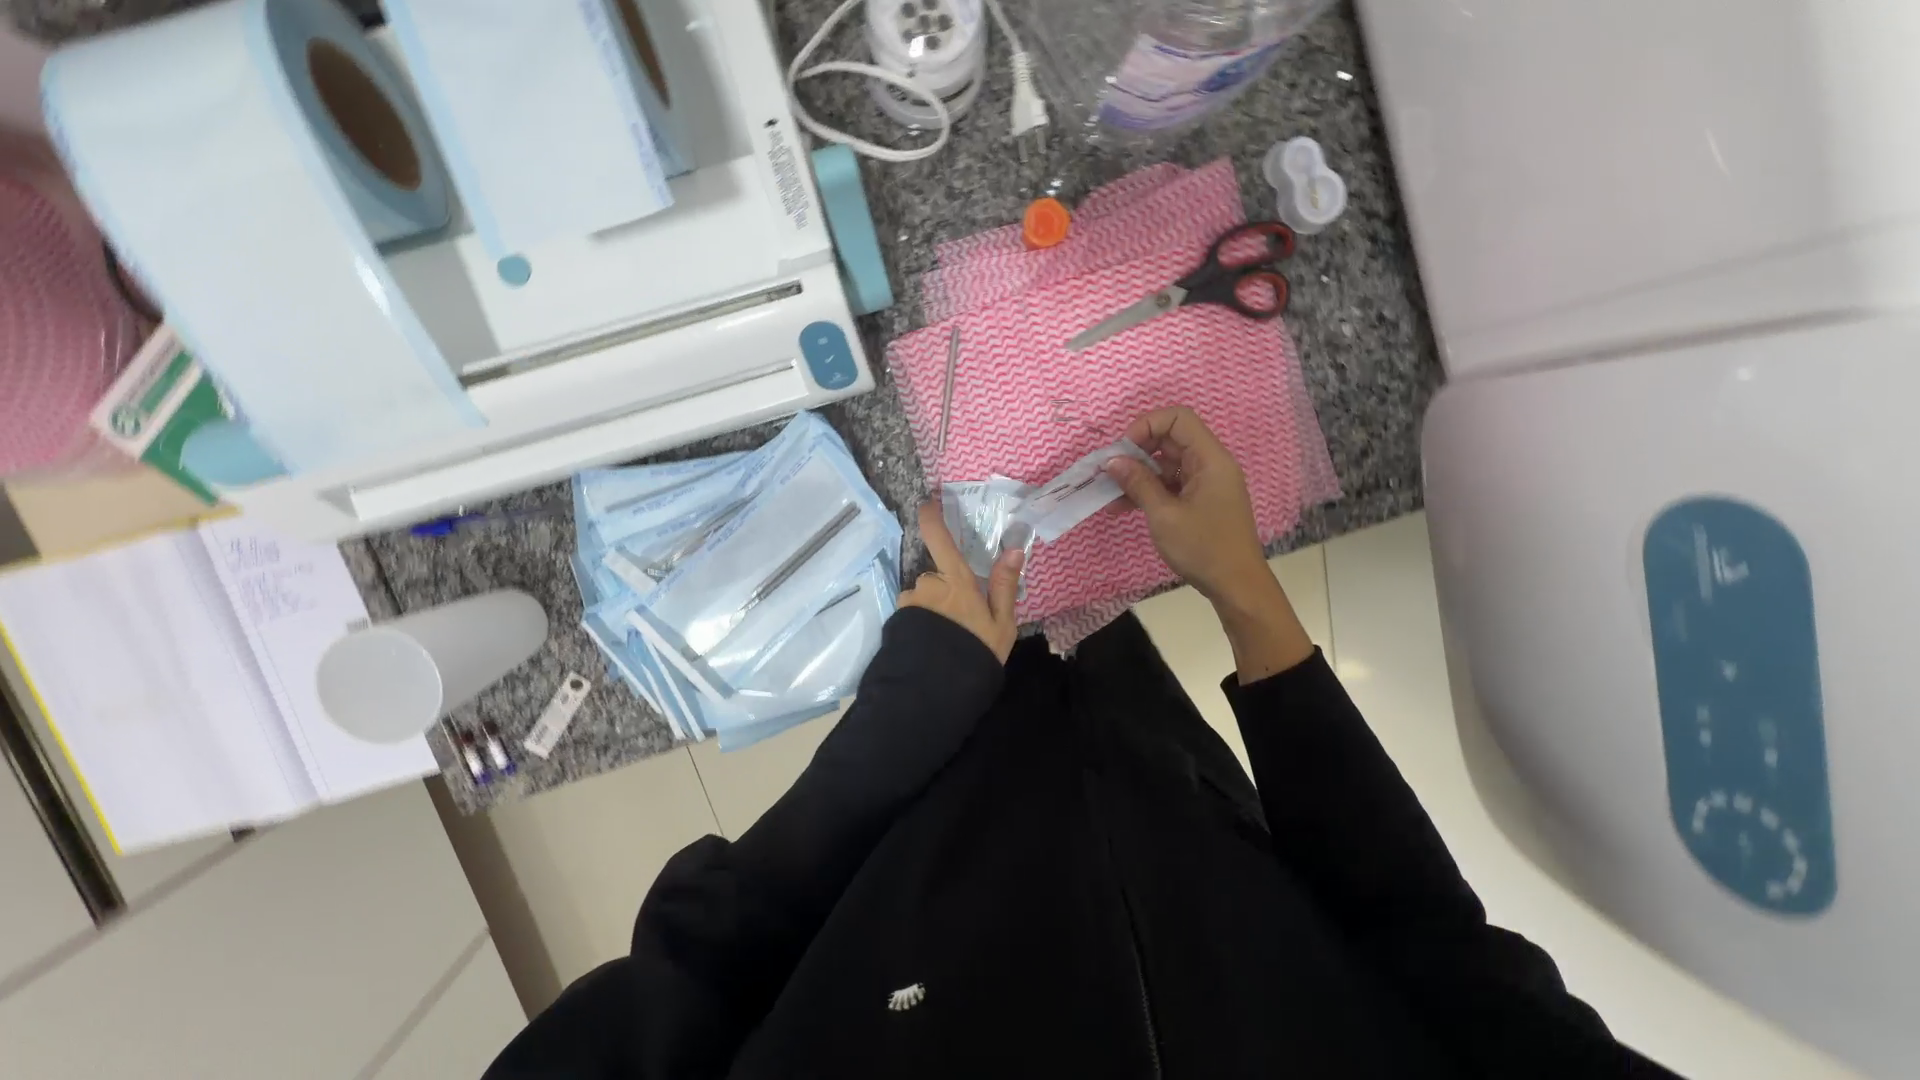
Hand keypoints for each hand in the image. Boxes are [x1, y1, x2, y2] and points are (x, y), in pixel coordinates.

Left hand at [899, 502, 1024, 662]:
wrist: (937, 689)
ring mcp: (910, 602)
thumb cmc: (976, 654)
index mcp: (957, 581)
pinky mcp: (897, 620)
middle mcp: (928, 584)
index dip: (931, 518)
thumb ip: (1005, 586)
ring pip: (923, 597)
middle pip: (936, 577)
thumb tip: (1014, 550)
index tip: (927, 505)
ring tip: (946, 638)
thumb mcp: (1002, 625)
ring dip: (932, 609)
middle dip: (946, 592)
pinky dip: (920, 623)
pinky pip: (912, 614)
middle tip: (962, 622)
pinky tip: (931, 645)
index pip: (940, 540)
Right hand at [1103, 407, 1270, 603]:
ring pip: (1166, 464)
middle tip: (1109, 471)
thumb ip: (1138, 483)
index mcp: (1210, 459)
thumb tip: (1112, 460)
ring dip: (1138, 475)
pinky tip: (1122, 506)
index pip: (1178, 419)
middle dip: (1137, 451)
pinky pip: (1170, 485)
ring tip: (1109, 493)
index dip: (1147, 425)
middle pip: (1170, 440)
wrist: (1236, 586)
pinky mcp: (1200, 502)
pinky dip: (1148, 491)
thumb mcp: (1164, 515)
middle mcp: (1210, 465)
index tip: (1123, 449)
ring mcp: (1206, 484)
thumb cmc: (1203, 548)